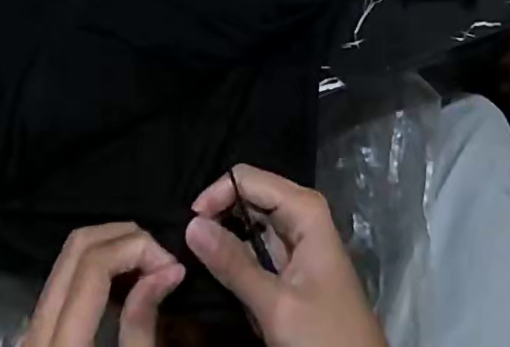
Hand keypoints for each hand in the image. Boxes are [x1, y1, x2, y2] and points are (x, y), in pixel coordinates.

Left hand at [23, 222, 184, 346]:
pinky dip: (100, 265)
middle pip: (77, 246)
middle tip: (160, 260)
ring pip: (69, 256)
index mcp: (58, 346)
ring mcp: (29, 329)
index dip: (139, 250)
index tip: (172, 267)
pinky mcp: (35, 332)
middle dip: (127, 238)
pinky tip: (124, 283)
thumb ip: (141, 326)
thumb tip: (169, 269)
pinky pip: (65, 278)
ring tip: (146, 269)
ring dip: (114, 247)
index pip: (94, 266)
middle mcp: (35, 329)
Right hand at [185, 164, 387, 346]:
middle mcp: (301, 210)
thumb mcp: (276, 305)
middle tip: (184, 241)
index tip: (186, 227)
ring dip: (224, 230)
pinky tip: (215, 262)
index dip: (215, 194)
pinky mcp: (291, 258)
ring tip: (193, 250)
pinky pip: (257, 240)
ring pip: (251, 217)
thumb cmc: (324, 335)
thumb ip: (234, 264)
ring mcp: (297, 234)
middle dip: (217, 211)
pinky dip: (235, 248)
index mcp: (304, 208)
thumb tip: (191, 225)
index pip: (249, 178)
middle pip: (249, 192)